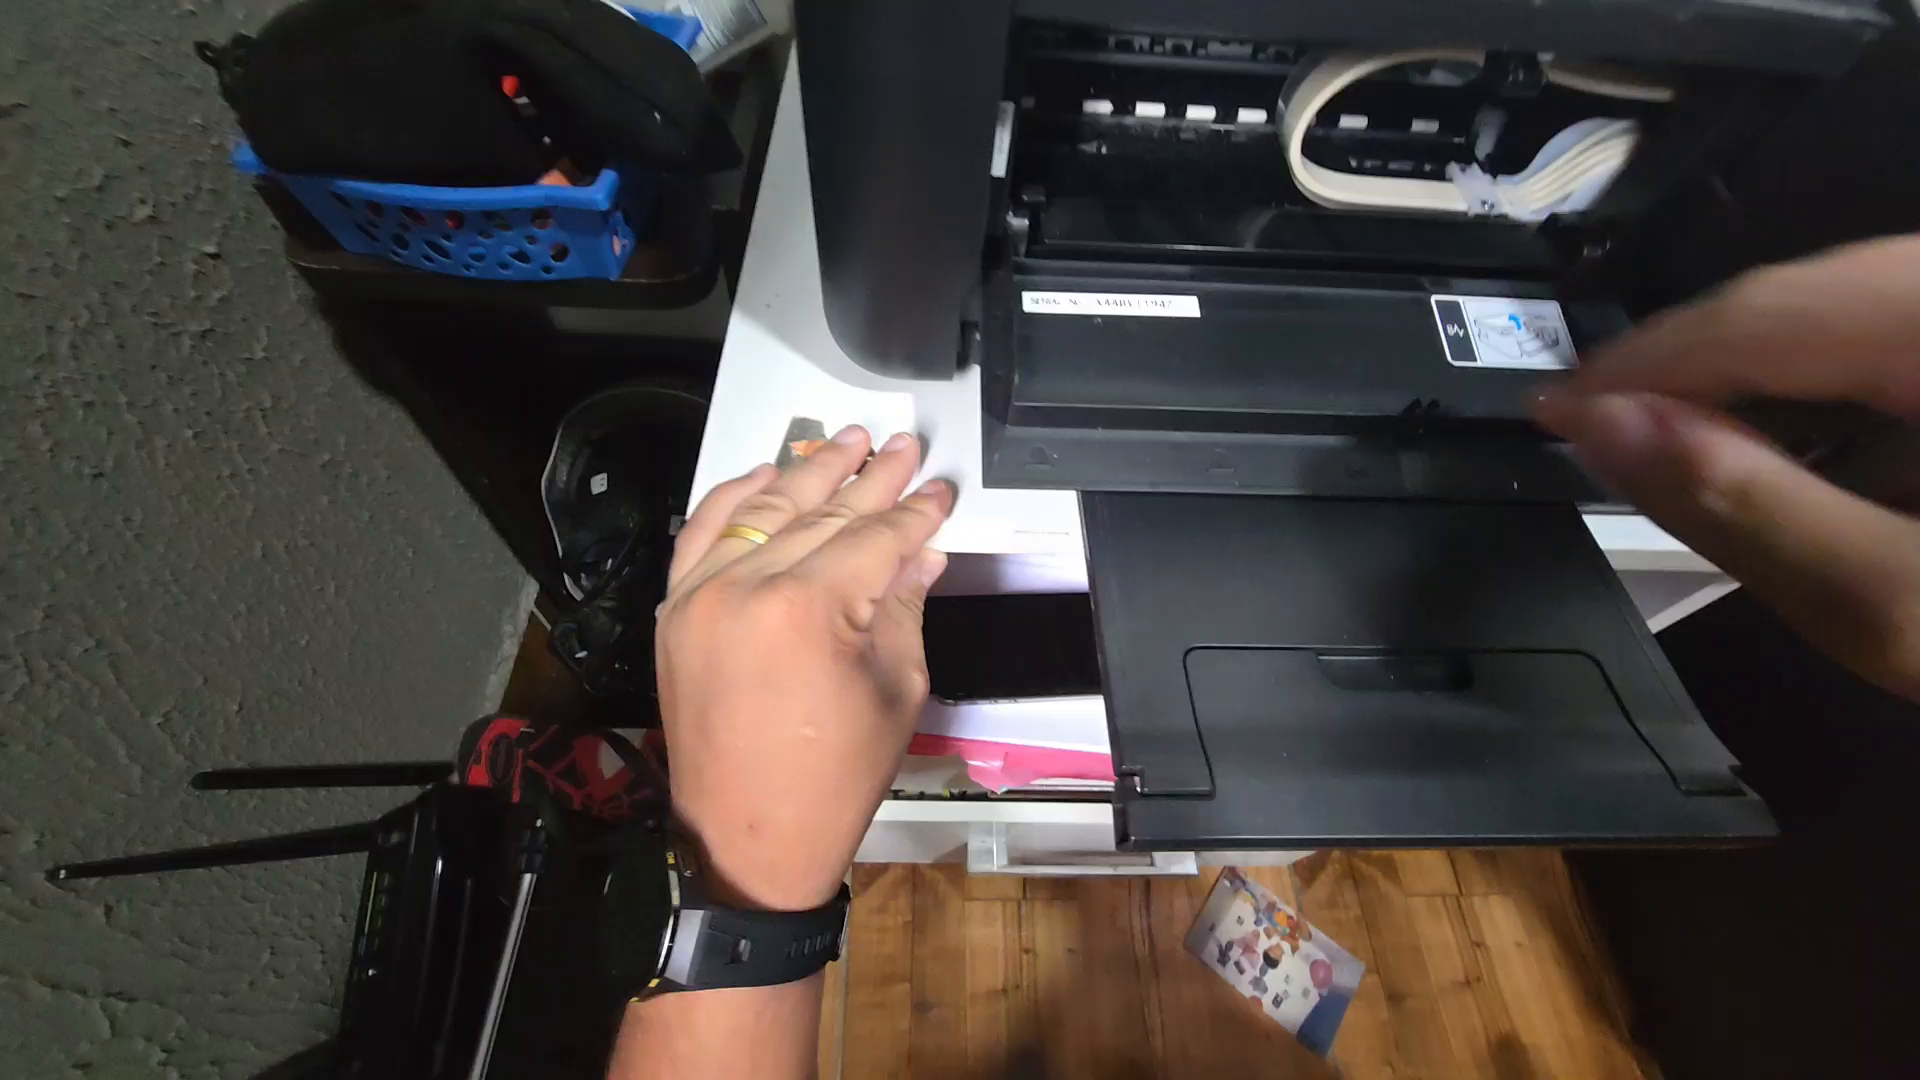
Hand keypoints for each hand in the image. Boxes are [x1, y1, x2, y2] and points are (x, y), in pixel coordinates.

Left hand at [655, 426, 954, 909]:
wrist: (748, 837)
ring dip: (809, 471)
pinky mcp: (675, 609)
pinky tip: (768, 471)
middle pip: (824, 514)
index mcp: (809, 610)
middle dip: (873, 479)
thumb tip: (922, 551)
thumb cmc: (836, 776)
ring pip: (764, 510)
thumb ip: (904, 604)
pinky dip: (734, 496)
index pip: (876, 539)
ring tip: (848, 441)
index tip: (941, 490)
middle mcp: (746, 586)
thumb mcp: (896, 688)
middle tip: (905, 446)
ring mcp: (700, 593)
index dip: (916, 513)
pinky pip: (702, 532)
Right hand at [1535, 234, 1919, 700]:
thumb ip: (1740, 508)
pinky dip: (1830, 371)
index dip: (1642, 360)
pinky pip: (1917, 328)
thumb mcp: (1906, 608)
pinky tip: (1790, 422)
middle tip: (1599, 420)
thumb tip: (1600, 428)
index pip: (1777, 312)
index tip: (1550, 409)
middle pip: (1825, 290)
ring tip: (1671, 421)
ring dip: (1753, 362)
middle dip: (1691, 356)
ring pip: (1873, 298)